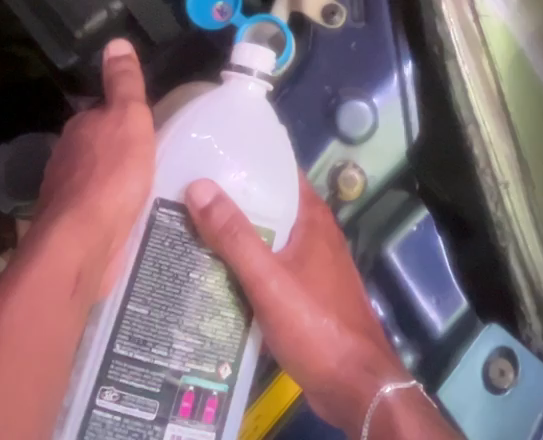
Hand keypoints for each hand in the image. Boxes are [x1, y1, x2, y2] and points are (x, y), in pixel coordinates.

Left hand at [33, 38, 154, 297]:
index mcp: (80, 128)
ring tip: (150, 188)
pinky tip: (132, 216)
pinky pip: (99, 210)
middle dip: (121, 151)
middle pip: (99, 146)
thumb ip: (124, 83)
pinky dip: (113, 210)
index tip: (149, 125)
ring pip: (98, 180)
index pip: (104, 113)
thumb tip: (116, 41)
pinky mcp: (74, 228)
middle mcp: (67, 157)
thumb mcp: (128, 118)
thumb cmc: (111, 175)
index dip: (125, 116)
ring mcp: (67, 194)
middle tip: (156, 157)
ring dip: (117, 183)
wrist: (82, 244)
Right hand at [185, 173, 413, 433]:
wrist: (356, 387)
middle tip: (186, 194)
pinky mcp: (306, 294)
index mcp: (312, 218)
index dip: (248, 161)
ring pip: (269, 239)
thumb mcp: (268, 279)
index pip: (280, 172)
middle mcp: (314, 234)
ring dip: (237, 236)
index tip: (209, 155)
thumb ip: (234, 236)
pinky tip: (214, 274)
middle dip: (233, 201)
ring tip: (190, 229)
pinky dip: (246, 266)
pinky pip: (271, 268)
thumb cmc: (316, 325)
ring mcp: (312, 265)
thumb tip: (198, 186)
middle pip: (270, 206)